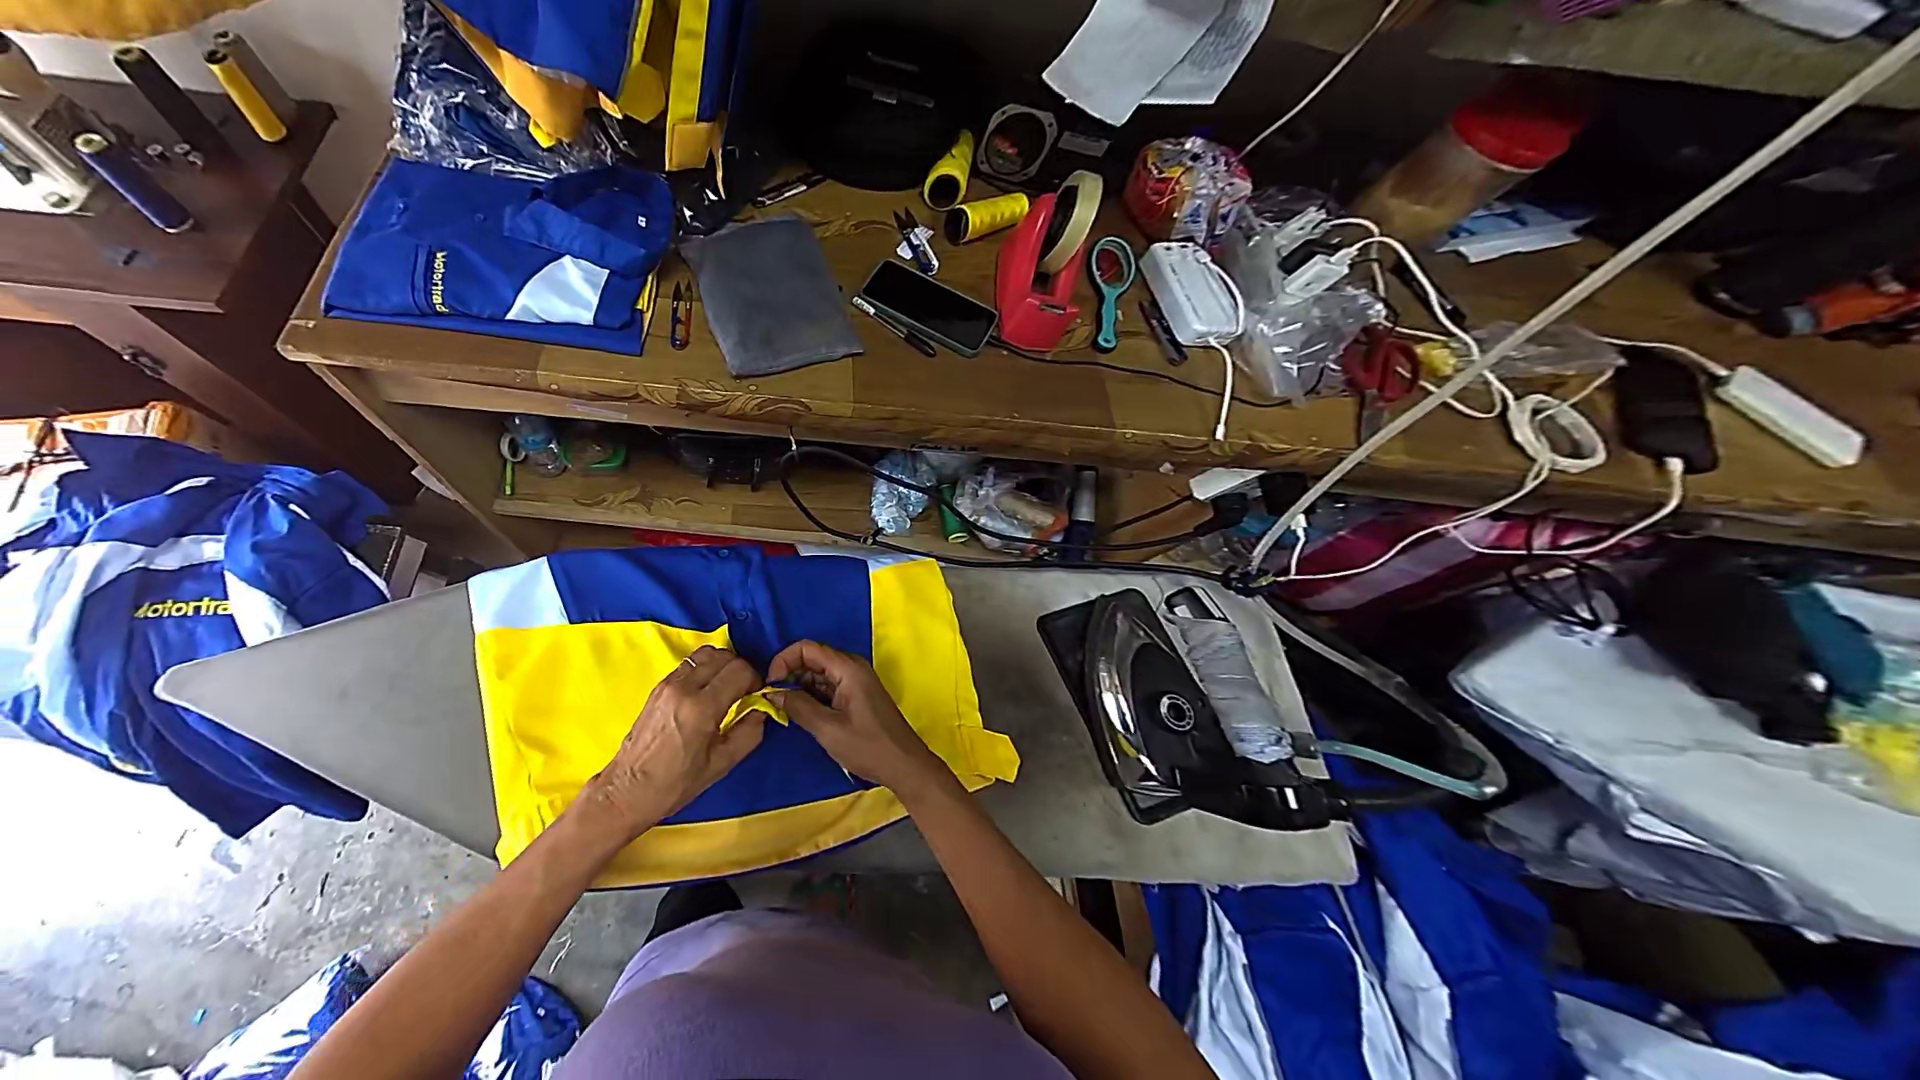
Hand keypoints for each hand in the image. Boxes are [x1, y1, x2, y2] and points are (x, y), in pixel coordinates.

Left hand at [575, 646, 767, 840]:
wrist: (628, 791)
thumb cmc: (677, 783)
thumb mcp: (723, 763)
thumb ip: (750, 731)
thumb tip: (762, 708)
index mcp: (702, 708)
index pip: (740, 670)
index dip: (755, 680)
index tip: (756, 695)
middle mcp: (683, 688)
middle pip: (724, 656)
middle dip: (741, 669)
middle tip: (744, 691)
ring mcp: (667, 685)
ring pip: (705, 655)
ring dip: (722, 665)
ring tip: (726, 687)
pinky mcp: (658, 687)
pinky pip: (689, 664)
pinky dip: (704, 669)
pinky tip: (706, 691)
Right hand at [767, 640, 950, 798]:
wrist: (904, 764)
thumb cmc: (869, 746)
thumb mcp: (827, 729)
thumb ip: (798, 706)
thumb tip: (773, 692)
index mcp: (848, 668)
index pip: (807, 648)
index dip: (783, 661)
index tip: (770, 685)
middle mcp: (852, 668)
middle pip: (812, 658)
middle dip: (789, 675)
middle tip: (773, 700)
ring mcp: (855, 681)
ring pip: (818, 674)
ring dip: (799, 687)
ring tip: (784, 709)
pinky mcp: (856, 695)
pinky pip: (827, 686)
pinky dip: (811, 696)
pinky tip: (801, 713)